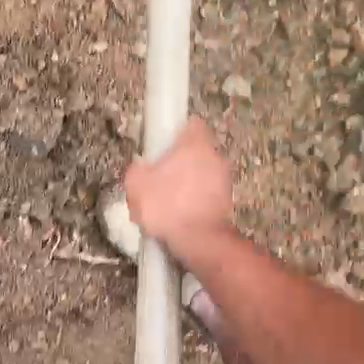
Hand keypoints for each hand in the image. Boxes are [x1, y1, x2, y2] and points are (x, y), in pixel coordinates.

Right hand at [123, 117, 235, 259]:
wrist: (198, 240)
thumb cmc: (165, 204)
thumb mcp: (135, 184)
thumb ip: (138, 168)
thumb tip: (143, 166)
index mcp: (195, 144)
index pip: (193, 124)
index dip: (177, 131)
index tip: (163, 145)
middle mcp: (215, 156)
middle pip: (197, 151)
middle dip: (180, 162)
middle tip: (160, 177)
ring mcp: (225, 179)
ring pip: (202, 173)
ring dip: (188, 183)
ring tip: (168, 202)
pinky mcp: (228, 201)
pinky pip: (207, 193)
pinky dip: (195, 200)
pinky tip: (179, 215)